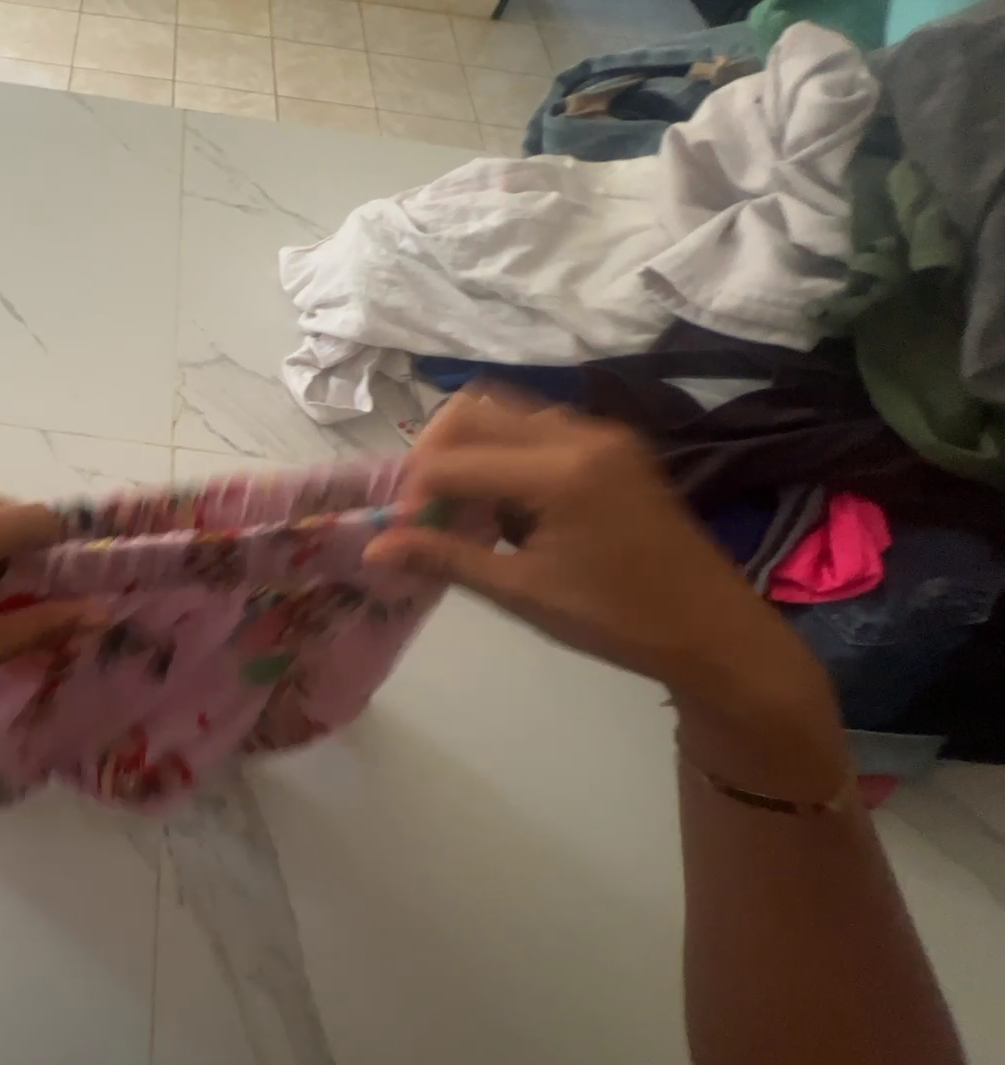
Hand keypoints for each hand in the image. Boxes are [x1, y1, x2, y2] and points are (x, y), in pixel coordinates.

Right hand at [363, 392, 844, 795]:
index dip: (414, 495)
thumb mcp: (519, 591)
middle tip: (421, 507)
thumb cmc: (614, 618)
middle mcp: (580, 436)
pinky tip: (498, 500)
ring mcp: (600, 436)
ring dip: (463, 451)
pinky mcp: (608, 447)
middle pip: (471, 412)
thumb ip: (442, 557)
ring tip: (457, 504)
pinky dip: (496, 453)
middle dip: (430, 457)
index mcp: (562, 473)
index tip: (402, 534)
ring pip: (501, 413)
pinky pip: (531, 428)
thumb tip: (370, 548)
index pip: (453, 461)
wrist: (713, 631)